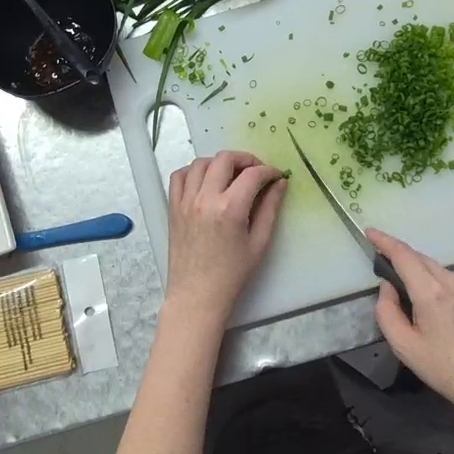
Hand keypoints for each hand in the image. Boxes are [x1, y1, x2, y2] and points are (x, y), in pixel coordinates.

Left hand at [164, 151, 287, 321]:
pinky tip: (205, 181)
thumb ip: (270, 208)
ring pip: (200, 162)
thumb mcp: (259, 243)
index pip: (253, 175)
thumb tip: (280, 184)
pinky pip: (179, 176)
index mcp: (230, 209)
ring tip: (231, 175)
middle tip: (256, 171)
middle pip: (225, 159)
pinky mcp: (173, 207)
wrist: (197, 294)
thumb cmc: (232, 274)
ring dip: (219, 163)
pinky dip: (193, 171)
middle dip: (245, 159)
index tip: (276, 176)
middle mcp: (205, 199)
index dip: (269, 171)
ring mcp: (185, 201)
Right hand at [367, 229, 453, 430]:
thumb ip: (387, 312)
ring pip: (441, 273)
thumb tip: (387, 287)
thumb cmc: (447, 370)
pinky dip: (445, 291)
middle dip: (402, 258)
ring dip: (425, 278)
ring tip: (419, 305)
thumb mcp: (404, 347)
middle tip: (387, 269)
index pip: (403, 254)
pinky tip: (447, 318)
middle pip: (422, 260)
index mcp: (430, 292)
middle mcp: (453, 282)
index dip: (384, 241)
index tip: (370, 232)